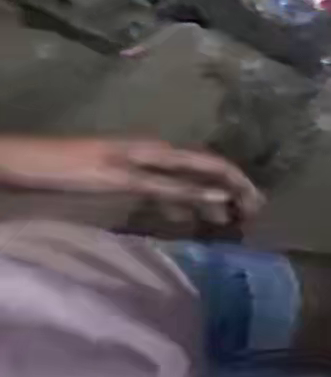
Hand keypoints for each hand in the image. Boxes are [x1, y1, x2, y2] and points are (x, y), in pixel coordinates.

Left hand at [0, 137, 263, 224]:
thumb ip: (175, 189)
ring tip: (218, 223)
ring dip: (208, 201)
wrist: (7, 162)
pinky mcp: (126, 174)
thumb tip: (226, 197)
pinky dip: (181, 204)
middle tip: (246, 219)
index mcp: (164, 152)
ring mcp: (142, 164)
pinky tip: (180, 218)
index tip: (258, 207)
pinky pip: (167, 189)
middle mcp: (160, 155)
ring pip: (189, 183)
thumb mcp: (124, 180)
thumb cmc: (67, 169)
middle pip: (208, 174)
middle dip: (231, 195)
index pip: (219, 166)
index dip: (243, 185)